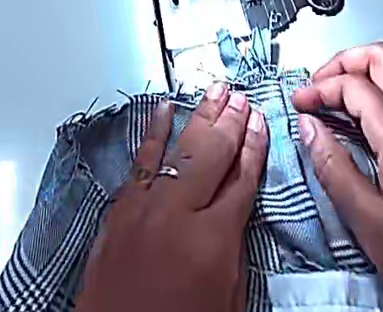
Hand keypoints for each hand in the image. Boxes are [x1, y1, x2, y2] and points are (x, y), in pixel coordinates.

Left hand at [77, 84, 269, 311]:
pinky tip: (165, 109)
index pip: (241, 182)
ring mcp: (147, 204)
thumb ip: (233, 250)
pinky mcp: (122, 204)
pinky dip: (155, 131)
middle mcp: (180, 213)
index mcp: (213, 241)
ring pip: (180, 147)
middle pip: (213, 155)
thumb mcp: (226, 300)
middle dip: (231, 123)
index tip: (261, 124)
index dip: (254, 150)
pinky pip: (142, 158)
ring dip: (201, 116)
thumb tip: (236, 208)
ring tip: (217, 91)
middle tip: (242, 98)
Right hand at [293, 44, 382, 311]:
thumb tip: (309, 127)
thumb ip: (334, 168)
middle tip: (320, 86)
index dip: (318, 89)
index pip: (352, 84)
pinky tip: (371, 120)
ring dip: (369, 72)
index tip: (299, 105)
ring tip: (343, 97)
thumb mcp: (371, 224)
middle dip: (345, 62)